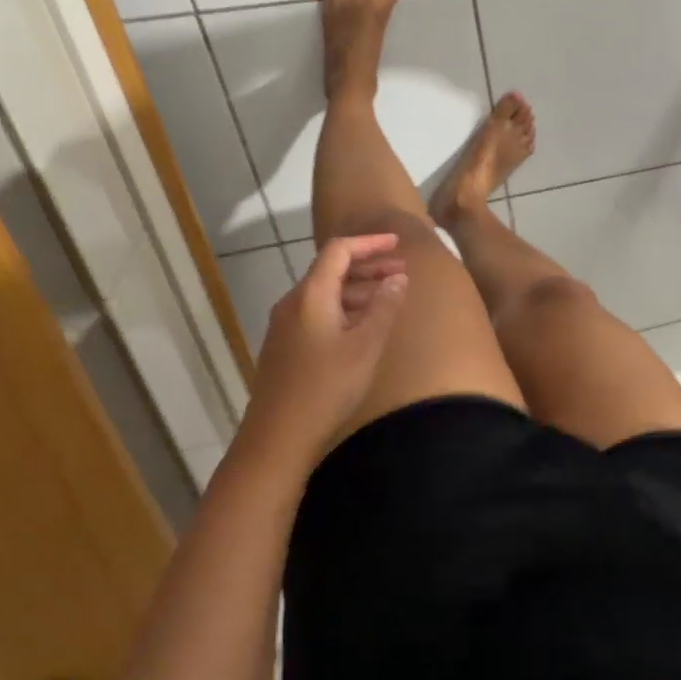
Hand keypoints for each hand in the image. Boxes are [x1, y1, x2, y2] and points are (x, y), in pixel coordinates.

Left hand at [233, 234, 407, 475]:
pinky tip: (364, 324)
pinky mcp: (286, 346)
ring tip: (389, 296)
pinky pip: (318, 311)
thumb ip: (384, 307)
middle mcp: (293, 303)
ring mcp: (286, 325)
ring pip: (325, 293)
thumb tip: (397, 278)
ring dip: (358, 288)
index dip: (369, 243)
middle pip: (330, 269)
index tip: (398, 244)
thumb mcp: (366, 346)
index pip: (338, 250)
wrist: (278, 436)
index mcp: (311, 295)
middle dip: (367, 266)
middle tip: (402, 271)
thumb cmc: (327, 387)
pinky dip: (345, 307)